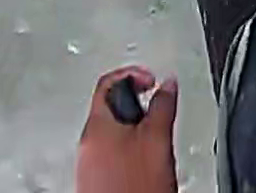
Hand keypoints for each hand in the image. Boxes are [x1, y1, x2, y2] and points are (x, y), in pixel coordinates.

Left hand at [76, 66, 178, 192]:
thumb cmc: (136, 190)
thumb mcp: (157, 139)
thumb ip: (163, 105)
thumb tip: (167, 84)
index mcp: (96, 127)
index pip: (109, 83)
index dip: (132, 74)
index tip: (151, 79)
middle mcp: (88, 145)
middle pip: (110, 108)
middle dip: (136, 106)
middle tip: (156, 110)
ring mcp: (90, 167)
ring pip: (112, 134)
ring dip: (134, 131)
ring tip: (154, 143)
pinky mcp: (96, 186)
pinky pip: (111, 157)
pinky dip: (129, 153)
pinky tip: (145, 167)